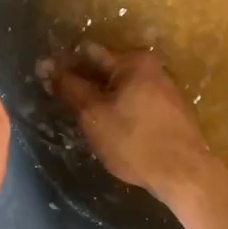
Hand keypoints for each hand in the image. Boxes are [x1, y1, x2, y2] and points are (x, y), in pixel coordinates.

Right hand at [47, 43, 219, 201]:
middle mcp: (153, 69)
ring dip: (102, 103)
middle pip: (106, 72)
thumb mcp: (93, 114)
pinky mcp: (170, 114)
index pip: (87, 54)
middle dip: (84, 87)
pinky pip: (136, 106)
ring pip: (121, 91)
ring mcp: (164, 92)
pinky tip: (112, 134)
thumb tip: (47, 66)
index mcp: (134, 61)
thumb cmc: (133, 141)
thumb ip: (69, 87)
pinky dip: (120, 114)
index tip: (44, 80)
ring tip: (85, 124)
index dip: (64, 67)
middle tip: (64, 107)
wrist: (183, 173)